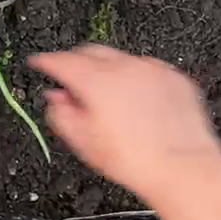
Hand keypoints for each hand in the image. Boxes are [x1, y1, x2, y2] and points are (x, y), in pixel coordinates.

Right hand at [28, 45, 220, 203]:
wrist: (182, 168)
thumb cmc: (133, 160)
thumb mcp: (82, 142)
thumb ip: (61, 114)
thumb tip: (56, 99)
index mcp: (97, 81)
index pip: (61, 61)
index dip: (45, 61)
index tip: (38, 62)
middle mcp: (125, 68)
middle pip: (90, 51)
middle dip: (74, 60)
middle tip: (67, 78)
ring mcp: (152, 70)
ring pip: (120, 59)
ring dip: (105, 70)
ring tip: (103, 95)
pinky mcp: (174, 78)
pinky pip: (146, 69)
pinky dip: (133, 77)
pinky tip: (132, 99)